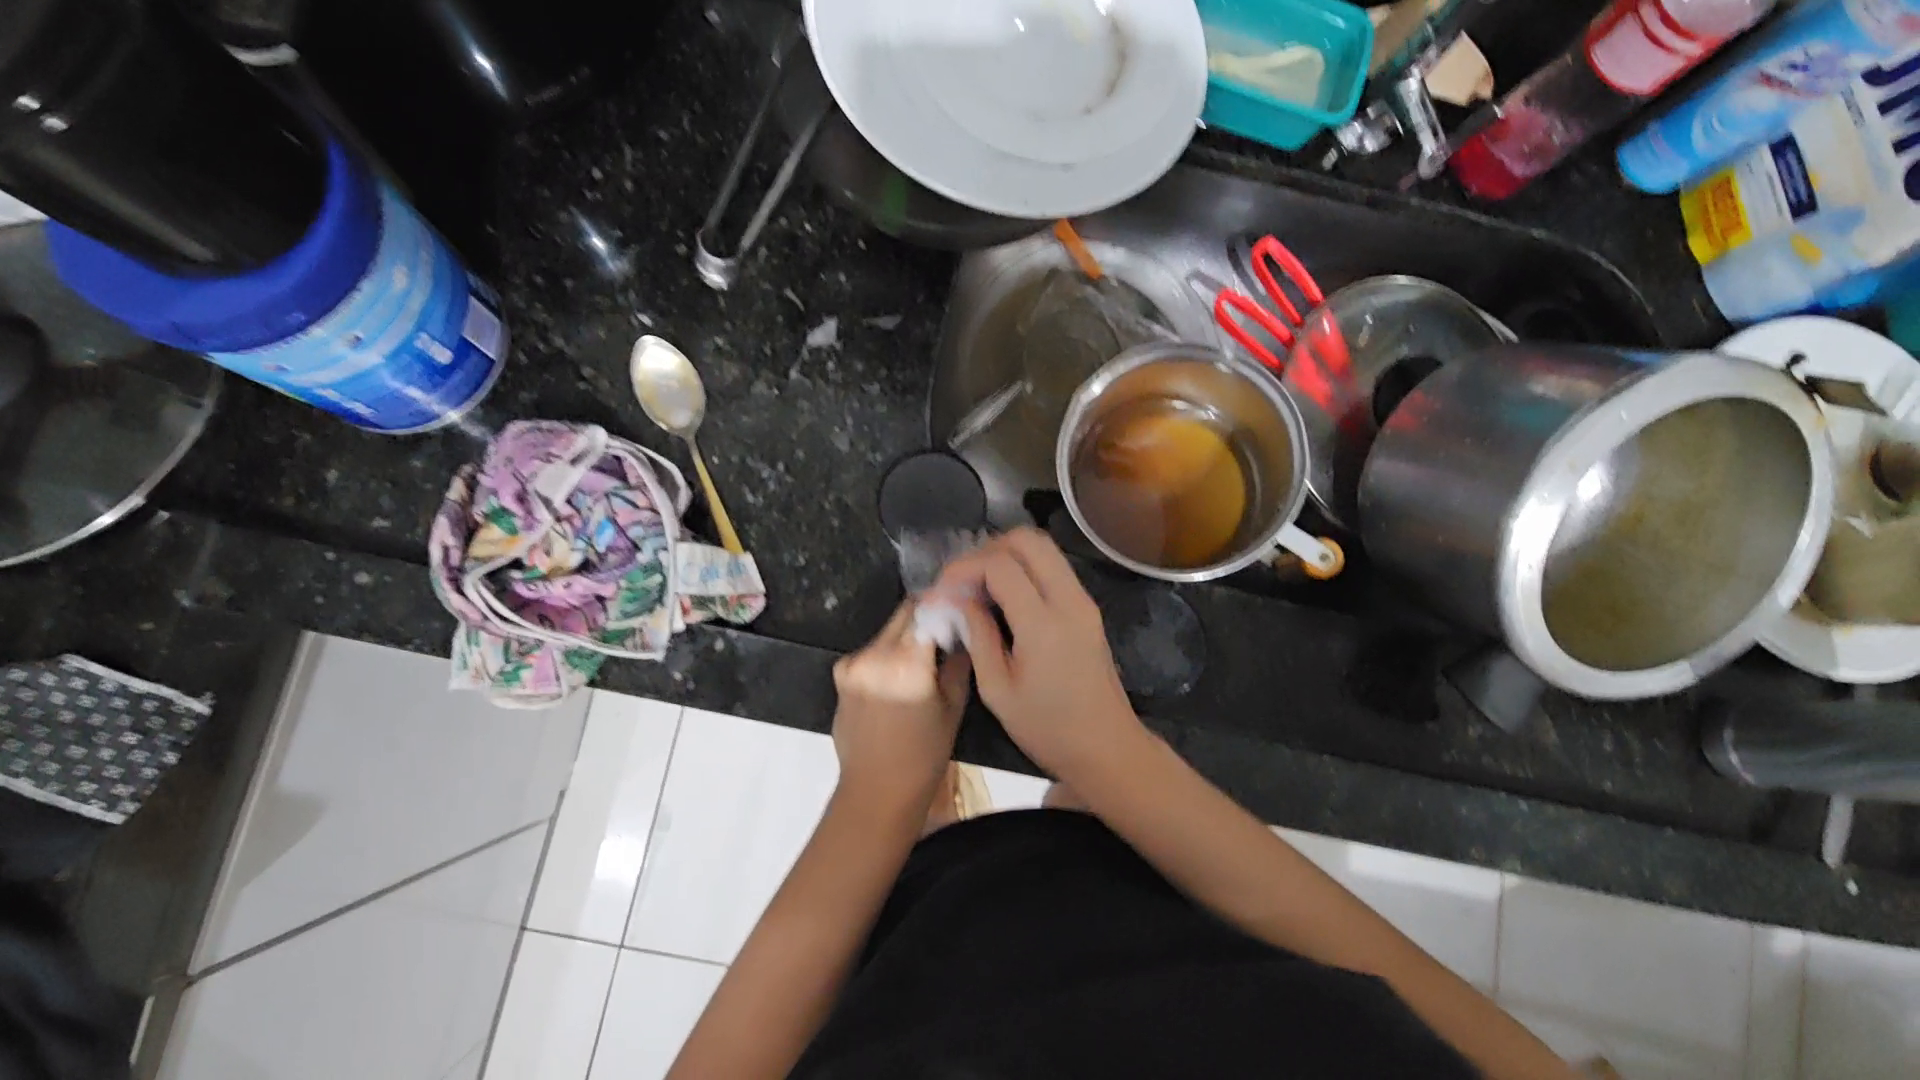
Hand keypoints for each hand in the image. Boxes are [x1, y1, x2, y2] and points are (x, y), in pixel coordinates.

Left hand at [830, 601, 971, 814]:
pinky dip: (886, 656)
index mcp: (906, 661)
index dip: (944, 605)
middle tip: (947, 631)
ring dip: (906, 637)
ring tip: (926, 662)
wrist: (876, 790)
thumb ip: (958, 661)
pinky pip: (870, 652)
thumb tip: (962, 632)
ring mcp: (852, 664)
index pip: (926, 609)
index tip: (960, 607)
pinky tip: (897, 681)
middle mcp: (874, 654)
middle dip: (926, 618)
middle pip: (904, 615)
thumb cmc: (924, 755)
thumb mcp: (954, 707)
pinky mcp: (840, 675)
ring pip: (887, 632)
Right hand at [927, 528, 1140, 778]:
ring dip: (1006, 556)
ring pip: (1043, 548)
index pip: (999, 566)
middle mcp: (1069, 600)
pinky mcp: (1087, 608)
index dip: (963, 569)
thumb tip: (959, 601)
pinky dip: (1023, 568)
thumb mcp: (998, 691)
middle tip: (960, 581)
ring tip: (977, 587)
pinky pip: (1053, 568)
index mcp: (1043, 623)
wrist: (1107, 748)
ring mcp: (1083, 601)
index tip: (941, 592)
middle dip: (986, 550)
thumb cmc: (1048, 729)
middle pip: (1027, 540)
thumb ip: (977, 636)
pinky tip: (1001, 597)